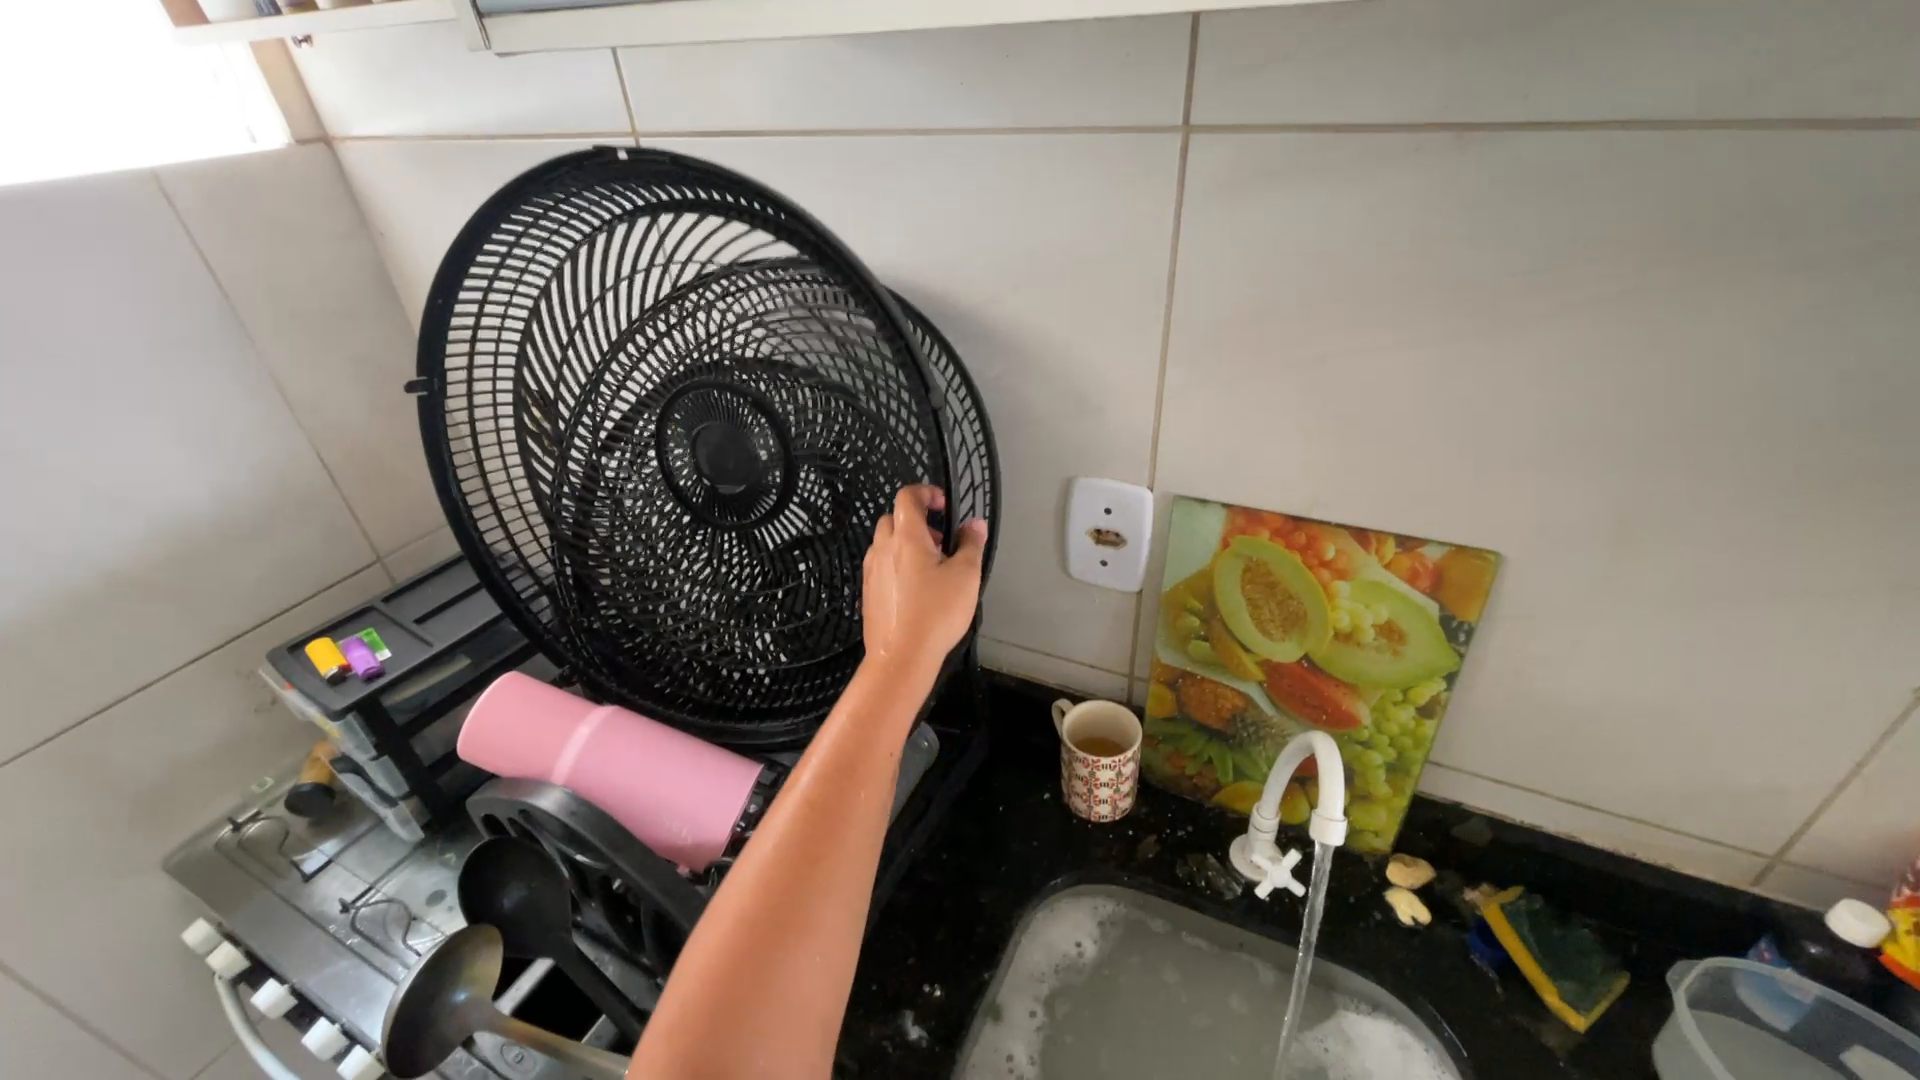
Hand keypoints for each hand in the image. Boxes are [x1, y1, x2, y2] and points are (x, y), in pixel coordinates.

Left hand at [861, 485, 987, 678]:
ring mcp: (871, 571)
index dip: (926, 493)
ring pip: (884, 543)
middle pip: (893, 518)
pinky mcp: (868, 593)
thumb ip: (971, 544)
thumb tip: (974, 524)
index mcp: (906, 537)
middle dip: (916, 521)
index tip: (944, 506)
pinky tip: (915, 589)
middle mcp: (883, 549)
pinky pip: (881, 566)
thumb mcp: (966, 575)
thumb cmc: (937, 612)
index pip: (907, 497)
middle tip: (940, 540)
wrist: (902, 656)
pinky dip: (896, 565)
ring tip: (930, 566)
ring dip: (905, 543)